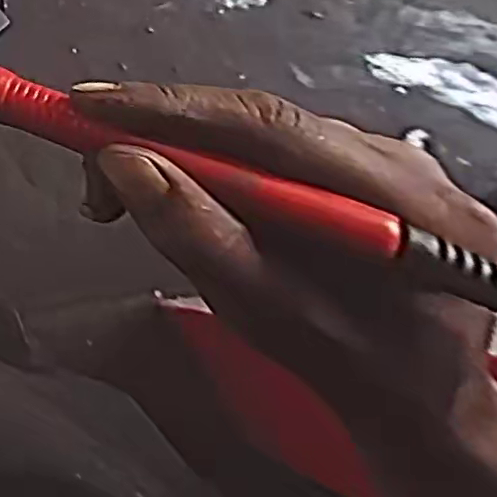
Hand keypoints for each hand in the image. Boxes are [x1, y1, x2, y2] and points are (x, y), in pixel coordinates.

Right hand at [72, 82, 496, 422]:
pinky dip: (195, 156)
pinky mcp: (342, 160)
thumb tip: (121, 159)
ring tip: (120, 186)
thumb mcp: (260, 307)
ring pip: (241, 127)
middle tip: (87, 151)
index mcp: (402, 200)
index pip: (262, 124)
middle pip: (247, 118)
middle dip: (153, 128)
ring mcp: (375, 156)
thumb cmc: (341, 360)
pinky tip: (170, 183)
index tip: (88, 105)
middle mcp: (397, 162)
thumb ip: (193, 231)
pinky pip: (249, 141)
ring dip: (169, 147)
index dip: (165, 107)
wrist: (408, 390)